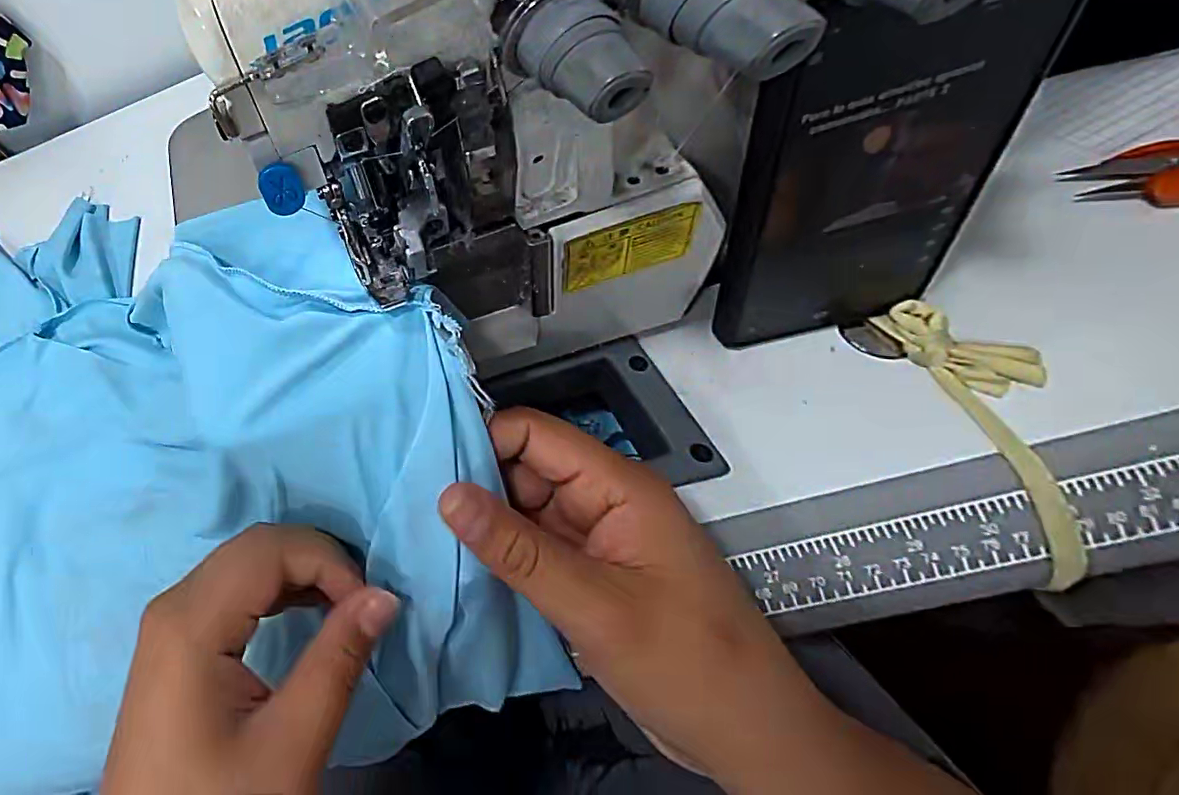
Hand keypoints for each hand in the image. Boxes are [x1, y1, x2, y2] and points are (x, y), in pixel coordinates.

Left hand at [103, 524, 400, 794]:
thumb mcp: (288, 745)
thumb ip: (337, 660)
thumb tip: (383, 596)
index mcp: (190, 619)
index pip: (268, 549)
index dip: (326, 560)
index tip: (370, 604)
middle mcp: (173, 602)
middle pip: (252, 548)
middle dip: (314, 560)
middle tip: (361, 602)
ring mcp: (168, 620)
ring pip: (241, 563)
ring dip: (296, 572)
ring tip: (343, 606)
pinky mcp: (173, 641)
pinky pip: (228, 589)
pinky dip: (272, 591)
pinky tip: (304, 612)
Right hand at [439, 409, 966, 793]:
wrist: (757, 746)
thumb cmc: (690, 667)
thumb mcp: (596, 607)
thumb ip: (517, 549)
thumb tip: (447, 495)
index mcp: (617, 486)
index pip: (533, 433)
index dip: (482, 441)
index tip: (431, 471)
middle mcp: (602, 498)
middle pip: (523, 466)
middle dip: (476, 483)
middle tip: (420, 508)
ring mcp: (594, 535)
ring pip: (522, 505)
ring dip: (486, 520)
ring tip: (431, 534)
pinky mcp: (587, 568)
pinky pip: (532, 542)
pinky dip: (502, 550)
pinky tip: (465, 561)